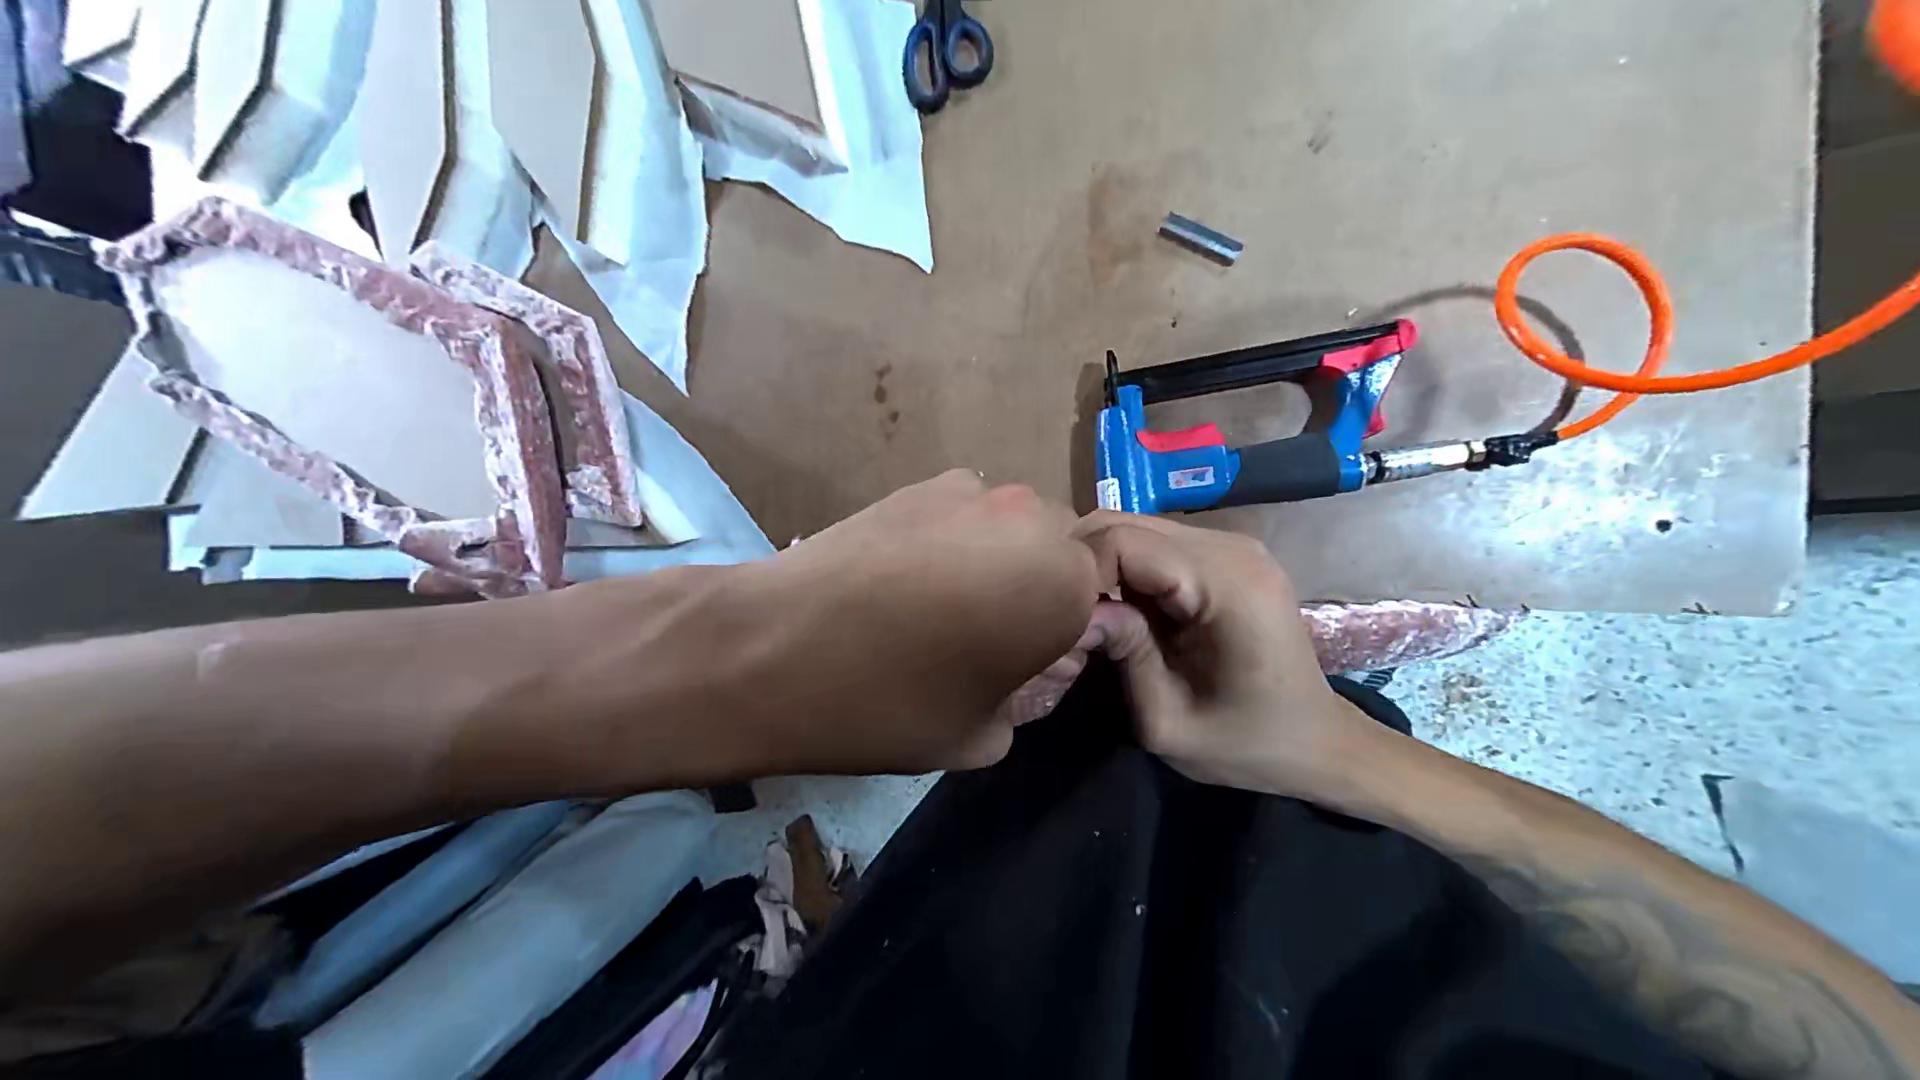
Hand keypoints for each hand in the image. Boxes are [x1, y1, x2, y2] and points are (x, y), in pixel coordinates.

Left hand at [495, 470, 1102, 791]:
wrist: (768, 647)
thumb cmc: (887, 706)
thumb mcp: (984, 733)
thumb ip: (1039, 693)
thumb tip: (1046, 661)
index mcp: (1063, 580)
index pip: (1101, 602)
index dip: (1066, 638)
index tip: (1028, 666)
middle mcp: (1029, 516)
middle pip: (1059, 556)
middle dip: (1038, 593)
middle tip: (987, 638)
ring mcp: (971, 490)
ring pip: (1012, 530)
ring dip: (997, 564)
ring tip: (939, 607)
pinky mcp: (918, 483)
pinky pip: (965, 516)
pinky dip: (956, 543)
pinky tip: (905, 581)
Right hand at [1073, 511, 1386, 800]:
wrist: (1315, 743)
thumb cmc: (1246, 744)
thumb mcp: (1169, 722)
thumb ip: (1125, 656)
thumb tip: (1075, 612)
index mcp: (1227, 584)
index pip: (1123, 541)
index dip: (1079, 572)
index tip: (1060, 619)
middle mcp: (1230, 547)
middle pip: (1122, 523)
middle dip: (1081, 564)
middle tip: (1062, 616)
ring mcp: (1229, 543)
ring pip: (1131, 527)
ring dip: (1098, 566)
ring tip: (1087, 616)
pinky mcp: (1222, 552)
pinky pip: (1151, 542)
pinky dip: (1121, 569)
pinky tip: (1118, 609)